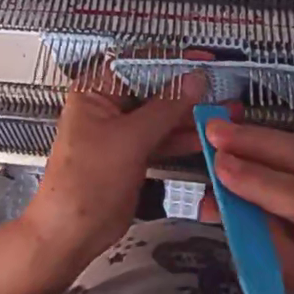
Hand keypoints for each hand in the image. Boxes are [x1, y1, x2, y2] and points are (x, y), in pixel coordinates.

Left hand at [22, 61, 206, 264]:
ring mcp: (120, 131)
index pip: (138, 63)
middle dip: (186, 90)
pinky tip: (204, 137)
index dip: (171, 60)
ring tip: (220, 112)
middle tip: (218, 89)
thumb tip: (193, 80)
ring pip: (160, 114)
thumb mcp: (129, 139)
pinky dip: (181, 137)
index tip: (201, 61)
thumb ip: (165, 108)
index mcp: (95, 91)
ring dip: (188, 115)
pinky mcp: (132, 153)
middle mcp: (107, 106)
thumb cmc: (83, 183)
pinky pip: (160, 137)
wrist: (72, 233)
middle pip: (152, 88)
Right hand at [201, 119, 293, 293]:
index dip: (262, 180)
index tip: (220, 164)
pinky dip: (282, 143)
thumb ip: (253, 229)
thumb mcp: (285, 269)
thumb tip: (210, 198)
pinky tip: (252, 138)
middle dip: (260, 145)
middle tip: (216, 132)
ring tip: (227, 132)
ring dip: (266, 139)